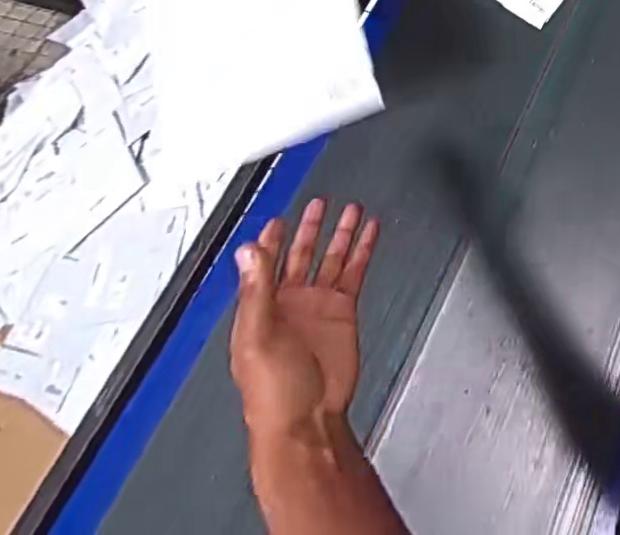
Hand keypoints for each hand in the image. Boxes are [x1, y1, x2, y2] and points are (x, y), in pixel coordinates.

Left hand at [230, 199, 379, 442]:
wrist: (308, 415)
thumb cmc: (272, 391)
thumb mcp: (255, 338)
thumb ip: (255, 292)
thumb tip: (249, 252)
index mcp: (261, 307)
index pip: (265, 263)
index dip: (271, 240)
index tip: (278, 218)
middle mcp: (290, 302)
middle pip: (301, 254)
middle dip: (310, 228)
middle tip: (318, 204)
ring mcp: (319, 304)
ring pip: (332, 258)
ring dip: (341, 233)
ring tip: (352, 210)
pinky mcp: (344, 309)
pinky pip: (355, 271)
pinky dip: (364, 249)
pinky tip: (370, 234)